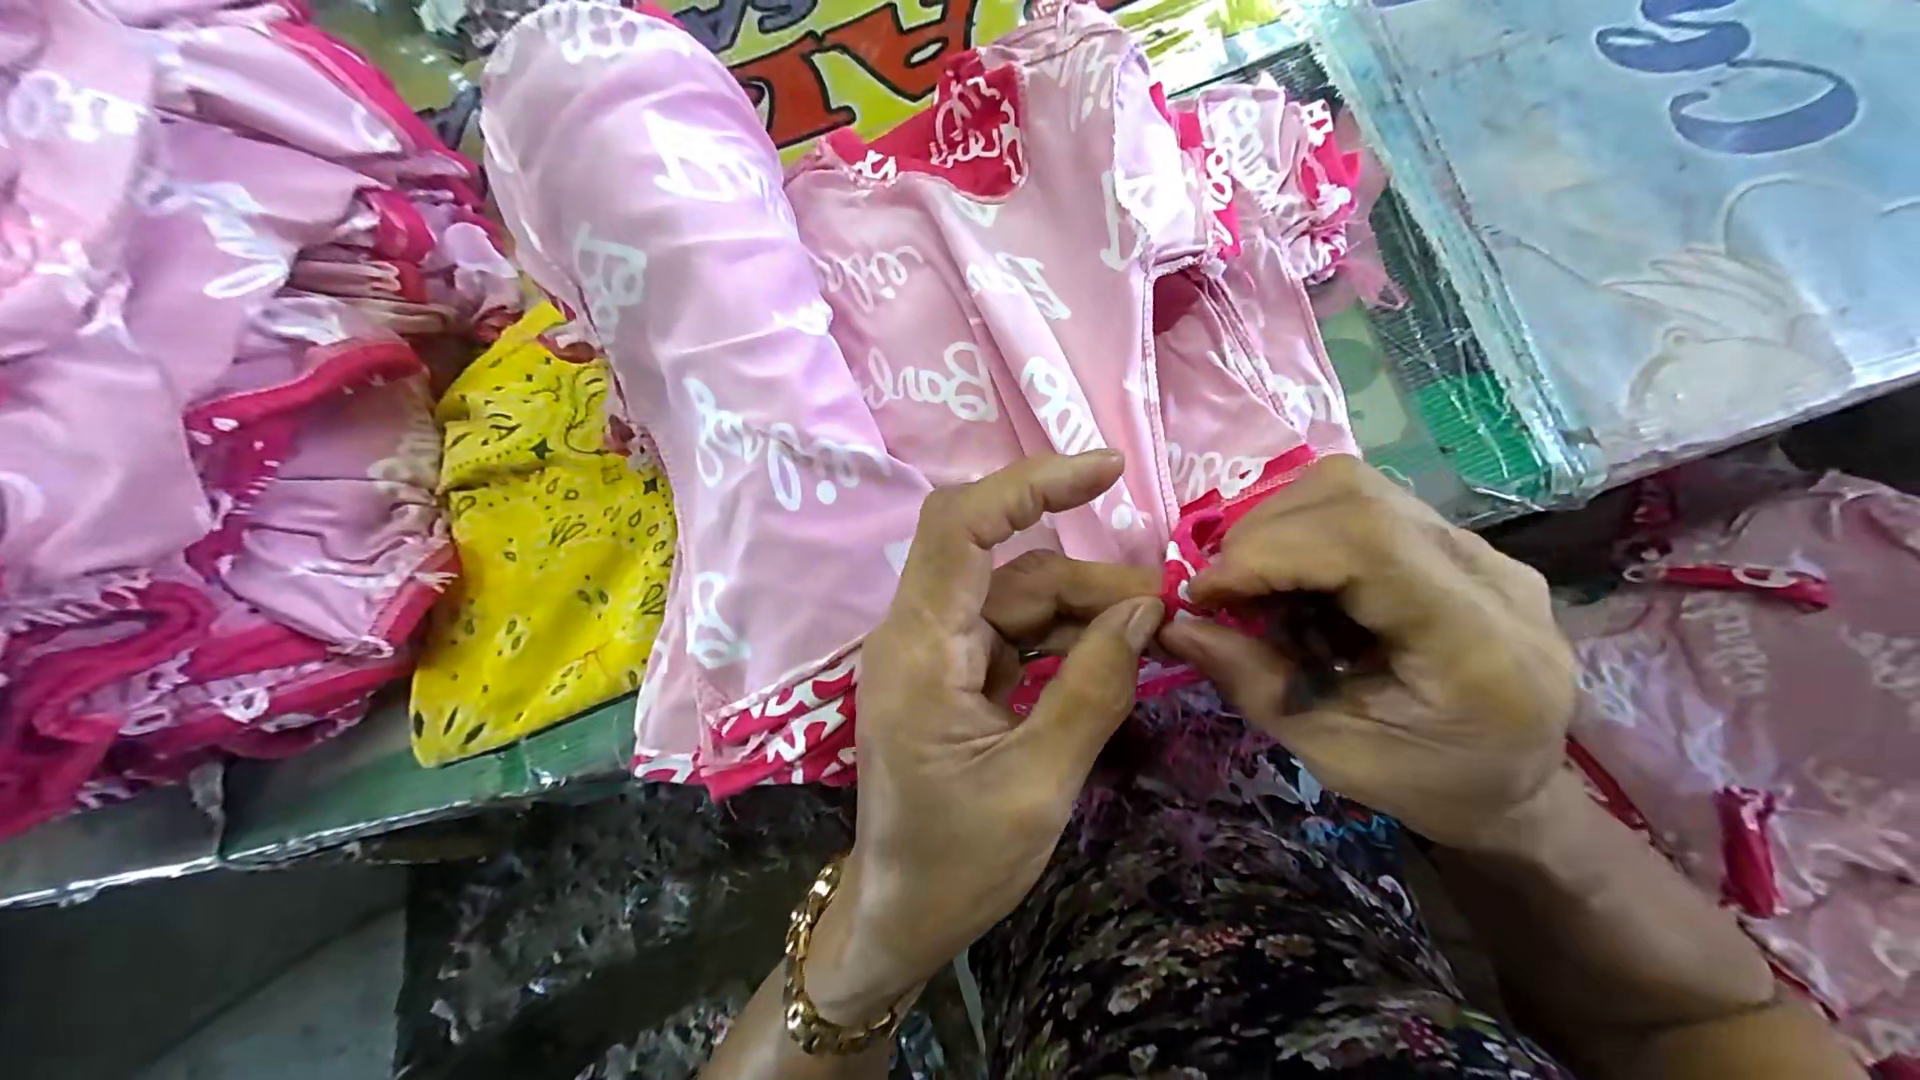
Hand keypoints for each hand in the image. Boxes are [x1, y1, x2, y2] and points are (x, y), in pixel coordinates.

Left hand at [804, 451, 1161, 1024]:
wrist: (900, 916)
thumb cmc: (957, 863)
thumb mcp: (1040, 782)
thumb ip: (1093, 688)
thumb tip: (1144, 611)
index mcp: (919, 649)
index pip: (960, 527)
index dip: (1029, 485)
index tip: (1106, 471)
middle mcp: (919, 633)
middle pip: (1007, 566)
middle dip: (1088, 576)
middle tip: (1166, 604)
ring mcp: (936, 651)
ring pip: (1017, 597)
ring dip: (1085, 608)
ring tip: (1154, 631)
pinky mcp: (954, 673)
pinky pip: (1015, 632)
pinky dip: (1065, 636)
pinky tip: (1113, 652)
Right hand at [1159, 455, 1574, 848]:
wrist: (1514, 782)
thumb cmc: (1427, 784)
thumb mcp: (1329, 752)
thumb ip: (1251, 682)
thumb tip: (1173, 625)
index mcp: (1476, 644)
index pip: (1366, 545)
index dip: (1268, 554)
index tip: (1203, 594)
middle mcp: (1487, 574)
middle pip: (1354, 499)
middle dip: (1258, 536)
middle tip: (1217, 592)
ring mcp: (1475, 549)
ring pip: (1353, 487)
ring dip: (1274, 525)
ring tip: (1250, 582)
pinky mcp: (1450, 541)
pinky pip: (1360, 503)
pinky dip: (1298, 528)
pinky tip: (1288, 578)